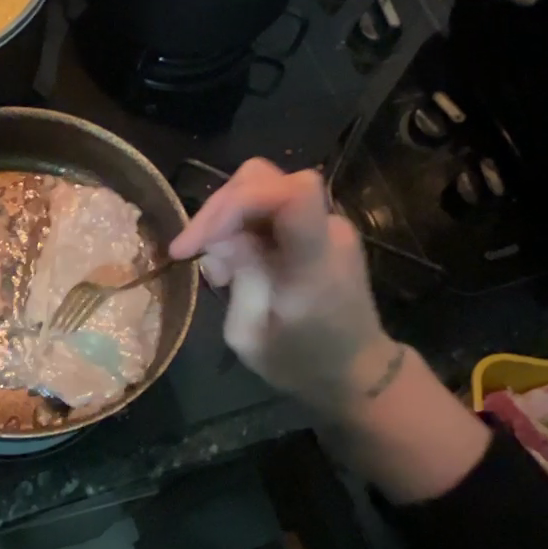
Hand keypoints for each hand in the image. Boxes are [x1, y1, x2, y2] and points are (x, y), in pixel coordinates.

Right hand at [169, 158, 397, 416]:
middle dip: (218, 209)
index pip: (290, 195)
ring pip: (265, 188)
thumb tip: (219, 241)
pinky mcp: (319, 228)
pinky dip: (241, 225)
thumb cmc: (300, 362)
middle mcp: (327, 231)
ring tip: (216, 267)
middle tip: (193, 251)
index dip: (233, 204)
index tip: (194, 244)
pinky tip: (233, 264)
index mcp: (313, 264)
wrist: (354, 369)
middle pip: (266, 180)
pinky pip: (272, 208)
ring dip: (227, 218)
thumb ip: (240, 279)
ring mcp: (326, 225)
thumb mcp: (251, 336)